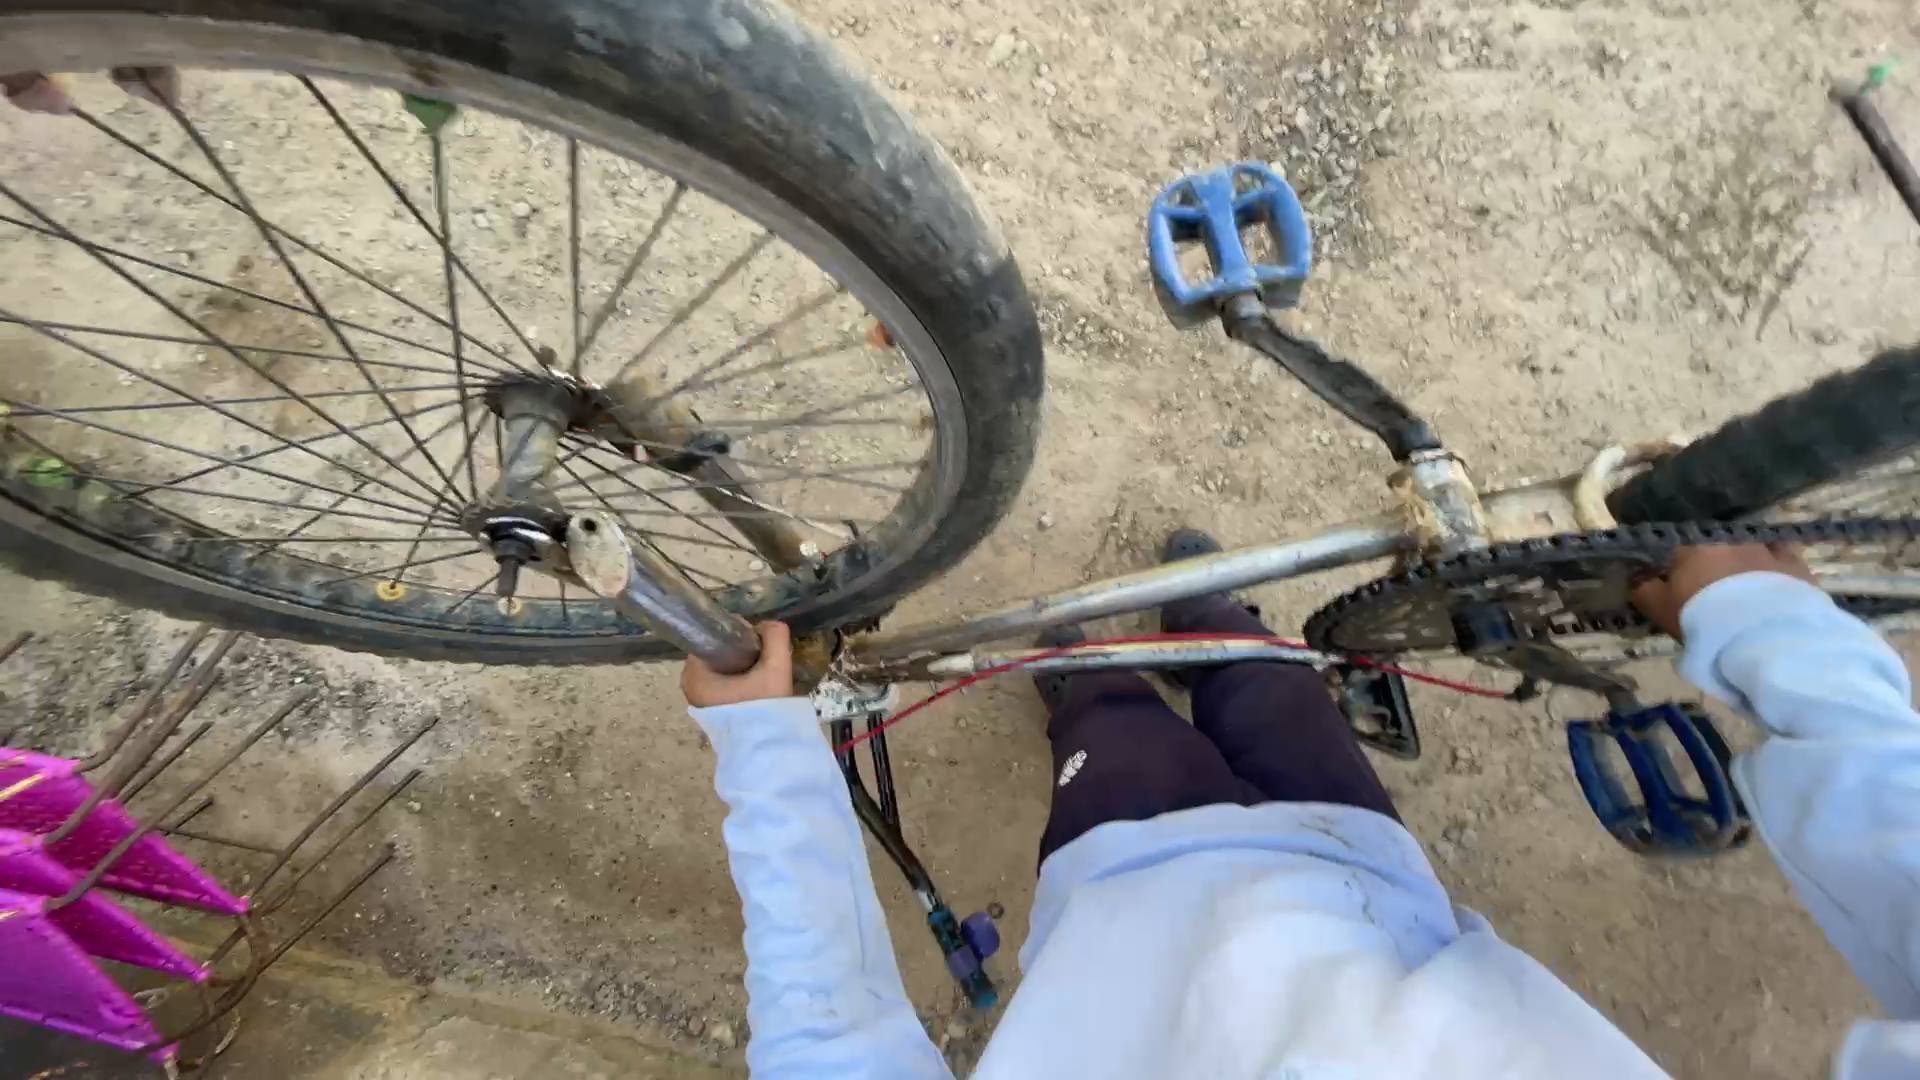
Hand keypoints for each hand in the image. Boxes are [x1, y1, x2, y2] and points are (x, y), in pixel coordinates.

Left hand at [682, 621, 793, 706]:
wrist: (767, 752)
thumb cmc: (764, 708)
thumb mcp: (776, 667)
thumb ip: (775, 637)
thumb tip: (770, 625)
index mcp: (695, 674)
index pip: (712, 638)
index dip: (737, 633)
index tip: (757, 640)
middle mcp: (690, 686)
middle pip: (718, 653)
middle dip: (742, 651)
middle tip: (765, 656)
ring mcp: (700, 701)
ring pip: (723, 669)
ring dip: (743, 666)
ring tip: (765, 671)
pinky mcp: (712, 712)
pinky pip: (725, 685)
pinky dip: (740, 680)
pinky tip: (759, 686)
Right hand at [1631, 544, 1814, 638]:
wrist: (1764, 635)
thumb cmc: (1699, 616)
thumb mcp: (1655, 605)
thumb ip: (1641, 586)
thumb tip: (1635, 574)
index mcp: (1690, 546)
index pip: (1672, 542)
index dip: (1668, 556)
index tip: (1665, 569)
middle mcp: (1728, 540)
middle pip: (1712, 541)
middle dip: (1707, 553)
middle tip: (1702, 573)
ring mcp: (1765, 550)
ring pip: (1747, 543)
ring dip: (1740, 554)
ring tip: (1737, 572)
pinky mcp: (1797, 565)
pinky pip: (1782, 553)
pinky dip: (1773, 558)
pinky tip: (1770, 569)